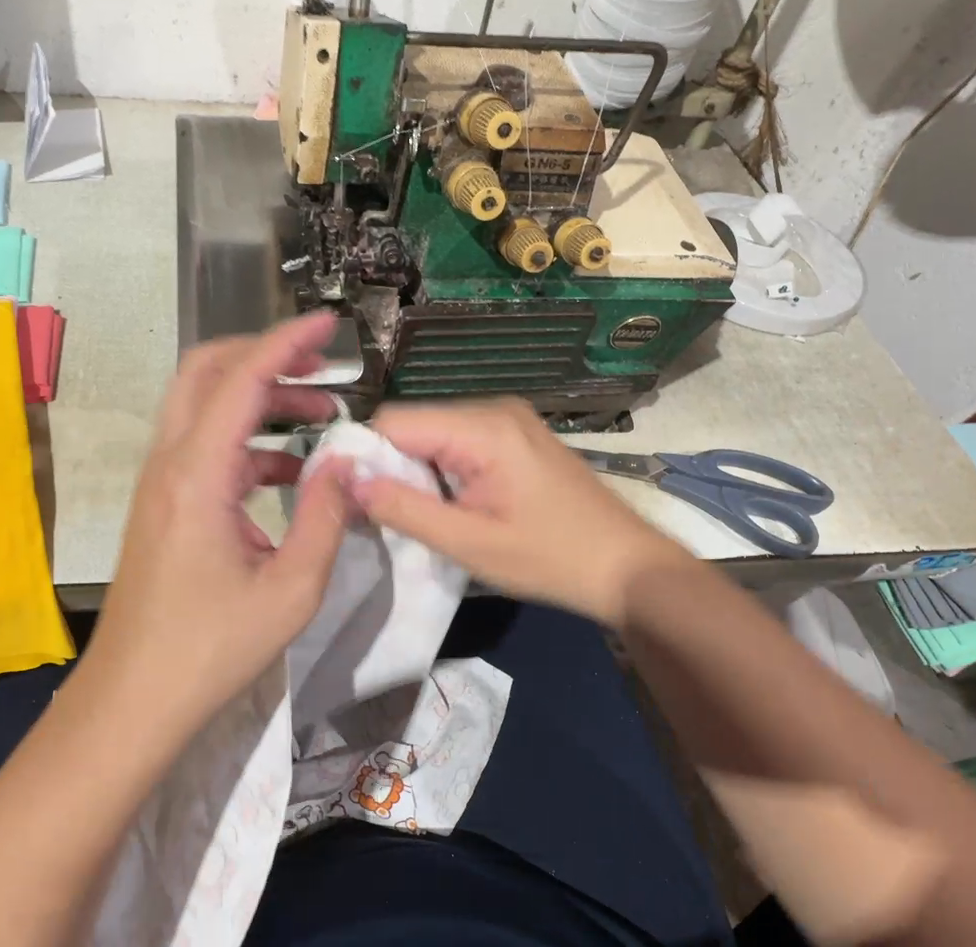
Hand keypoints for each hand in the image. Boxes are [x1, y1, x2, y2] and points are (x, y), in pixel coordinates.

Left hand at [89, 312, 349, 726]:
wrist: (133, 697)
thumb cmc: (211, 649)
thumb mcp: (290, 591)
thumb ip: (325, 519)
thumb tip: (346, 464)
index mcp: (198, 474)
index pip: (242, 379)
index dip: (287, 341)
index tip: (330, 322)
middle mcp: (169, 463)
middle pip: (206, 373)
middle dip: (264, 355)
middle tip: (321, 363)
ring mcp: (159, 482)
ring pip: (204, 408)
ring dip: (259, 400)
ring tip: (322, 418)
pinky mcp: (161, 505)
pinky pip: (204, 448)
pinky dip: (247, 442)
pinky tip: (291, 474)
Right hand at [349, 398, 694, 625]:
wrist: (628, 567)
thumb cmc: (550, 559)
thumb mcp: (470, 544)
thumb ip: (404, 510)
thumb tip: (347, 482)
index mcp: (482, 427)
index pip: (393, 421)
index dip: (365, 456)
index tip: (353, 497)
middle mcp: (493, 408)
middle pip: (412, 424)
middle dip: (391, 465)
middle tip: (388, 515)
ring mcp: (508, 419)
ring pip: (432, 433)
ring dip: (417, 470)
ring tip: (422, 514)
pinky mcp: (516, 434)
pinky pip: (458, 440)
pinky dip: (442, 469)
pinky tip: (451, 504)